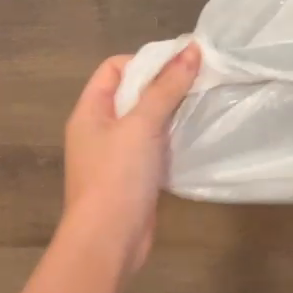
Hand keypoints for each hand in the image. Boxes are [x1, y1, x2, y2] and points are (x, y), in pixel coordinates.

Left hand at [60, 43, 201, 272]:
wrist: (108, 243)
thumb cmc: (117, 175)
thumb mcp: (143, 123)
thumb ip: (167, 86)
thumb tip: (193, 49)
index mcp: (90, 111)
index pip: (114, 67)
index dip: (145, 60)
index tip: (179, 63)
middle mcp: (99, 129)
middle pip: (133, 91)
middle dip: (164, 82)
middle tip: (199, 78)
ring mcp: (116, 154)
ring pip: (147, 118)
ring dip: (172, 109)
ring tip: (202, 101)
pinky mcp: (133, 175)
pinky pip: (154, 143)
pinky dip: (173, 135)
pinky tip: (194, 133)